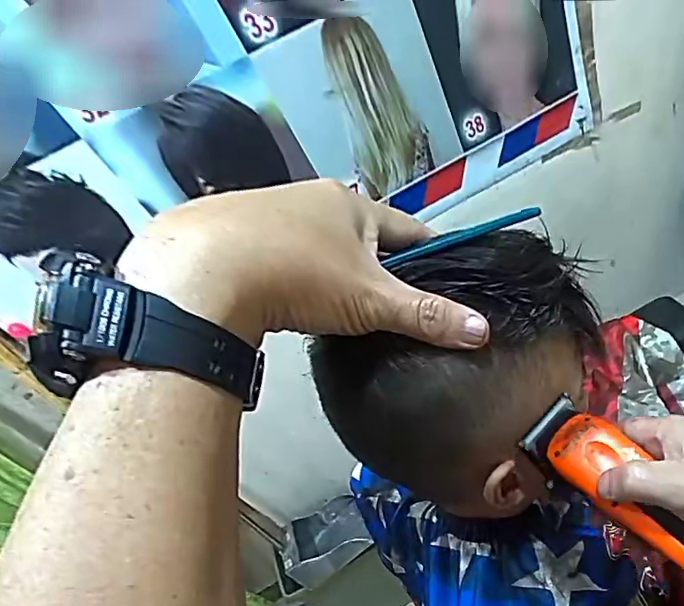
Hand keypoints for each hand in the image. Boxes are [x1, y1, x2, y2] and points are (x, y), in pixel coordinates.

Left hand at [114, 179, 487, 347]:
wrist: (199, 275)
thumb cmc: (299, 275)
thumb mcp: (374, 302)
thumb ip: (429, 316)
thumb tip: (484, 331)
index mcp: (351, 204)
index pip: (411, 229)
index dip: (433, 254)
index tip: (448, 279)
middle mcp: (310, 196)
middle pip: (366, 237)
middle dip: (383, 266)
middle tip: (397, 304)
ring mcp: (267, 209)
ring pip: (323, 244)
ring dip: (339, 270)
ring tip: (348, 307)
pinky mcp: (233, 232)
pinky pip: (285, 254)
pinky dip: (299, 275)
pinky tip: (298, 299)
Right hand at [595, 416, 683, 549]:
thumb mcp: (674, 484)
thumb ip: (632, 481)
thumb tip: (599, 483)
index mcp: (672, 432)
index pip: (623, 432)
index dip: (601, 451)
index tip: (585, 477)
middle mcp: (682, 451)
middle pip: (636, 471)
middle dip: (627, 500)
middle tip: (622, 523)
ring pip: (655, 499)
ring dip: (649, 522)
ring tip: (651, 541)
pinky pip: (676, 515)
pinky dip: (671, 530)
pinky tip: (673, 545)